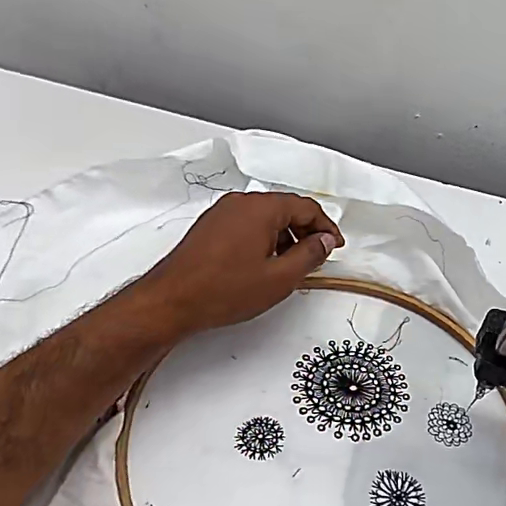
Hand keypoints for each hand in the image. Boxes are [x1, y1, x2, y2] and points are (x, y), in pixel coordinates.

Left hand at [130, 191, 343, 338]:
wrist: (172, 301)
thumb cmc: (218, 290)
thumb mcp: (279, 278)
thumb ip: (309, 256)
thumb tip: (323, 242)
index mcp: (260, 208)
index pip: (305, 207)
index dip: (325, 227)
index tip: (333, 243)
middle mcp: (239, 204)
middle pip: (284, 208)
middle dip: (305, 231)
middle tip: (317, 255)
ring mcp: (221, 214)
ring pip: (264, 217)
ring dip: (284, 236)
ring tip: (290, 265)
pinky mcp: (210, 227)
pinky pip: (245, 225)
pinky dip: (262, 239)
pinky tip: (263, 264)